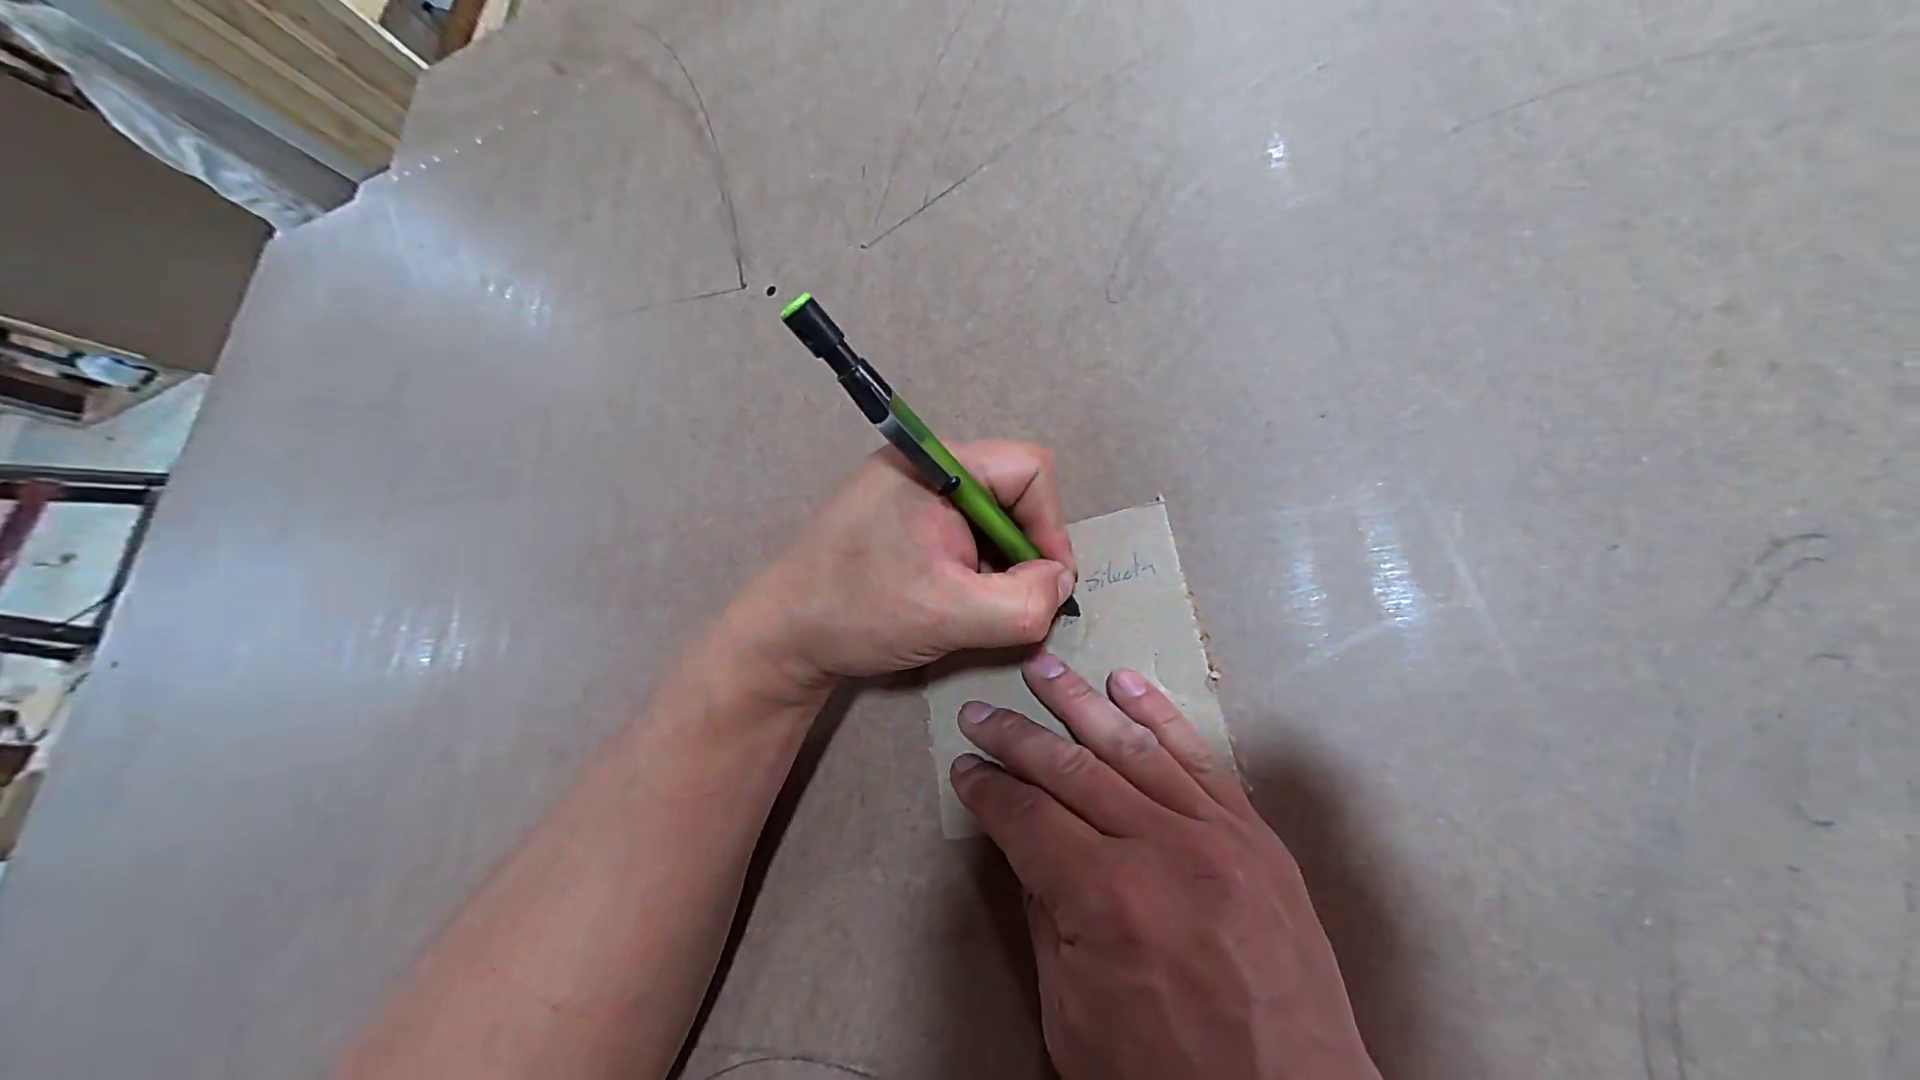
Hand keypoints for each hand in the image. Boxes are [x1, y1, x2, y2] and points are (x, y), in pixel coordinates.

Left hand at [723, 441, 1076, 694]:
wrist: (781, 637)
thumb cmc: (858, 615)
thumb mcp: (954, 615)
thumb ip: (1025, 601)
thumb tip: (1059, 582)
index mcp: (935, 465)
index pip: (1030, 471)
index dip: (1050, 527)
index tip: (1046, 583)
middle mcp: (923, 465)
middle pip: (1012, 493)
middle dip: (1022, 552)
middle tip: (1012, 602)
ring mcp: (907, 490)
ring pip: (987, 516)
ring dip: (997, 564)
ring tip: (974, 607)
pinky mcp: (897, 516)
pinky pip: (959, 530)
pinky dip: (972, 566)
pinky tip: (952, 600)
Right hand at [950, 655, 1380, 1079]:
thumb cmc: (1166, 1076)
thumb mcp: (1072, 1013)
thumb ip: (1042, 913)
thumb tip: (1022, 842)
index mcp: (1105, 898)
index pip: (1025, 816)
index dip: (986, 788)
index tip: (963, 767)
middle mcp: (1159, 848)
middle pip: (1067, 768)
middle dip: (1014, 736)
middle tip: (977, 712)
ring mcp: (1214, 833)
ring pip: (1129, 745)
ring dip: (1078, 702)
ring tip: (1042, 670)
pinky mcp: (1253, 833)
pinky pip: (1198, 757)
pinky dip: (1158, 714)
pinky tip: (1125, 683)